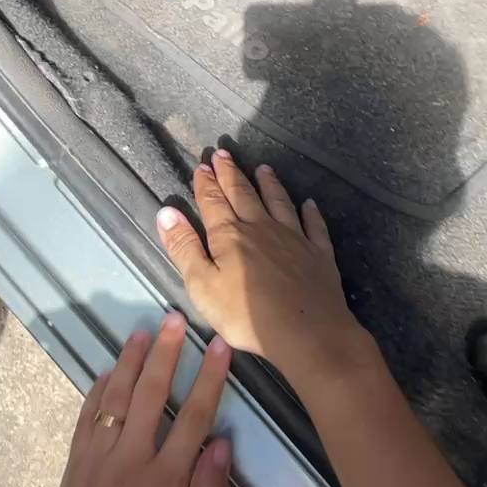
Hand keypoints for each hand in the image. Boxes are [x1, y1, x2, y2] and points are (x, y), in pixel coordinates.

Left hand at [34, 311, 233, 486]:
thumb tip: (222, 441)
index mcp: (164, 483)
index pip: (193, 416)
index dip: (208, 377)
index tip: (218, 346)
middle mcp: (129, 461)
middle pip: (150, 393)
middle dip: (166, 352)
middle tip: (175, 318)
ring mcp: (95, 461)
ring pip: (115, 398)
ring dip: (130, 361)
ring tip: (143, 331)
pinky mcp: (74, 467)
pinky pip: (86, 418)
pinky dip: (98, 390)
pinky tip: (108, 372)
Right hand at [155, 150, 372, 387]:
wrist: (308, 332)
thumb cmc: (246, 315)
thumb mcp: (202, 286)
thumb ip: (184, 248)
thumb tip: (167, 212)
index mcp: (230, 236)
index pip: (213, 203)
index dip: (206, 184)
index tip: (202, 165)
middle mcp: (262, 228)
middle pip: (244, 194)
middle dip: (231, 174)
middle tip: (223, 154)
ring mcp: (294, 238)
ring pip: (279, 202)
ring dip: (269, 184)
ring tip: (263, 168)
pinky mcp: (319, 254)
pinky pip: (314, 226)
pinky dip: (310, 213)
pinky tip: (309, 204)